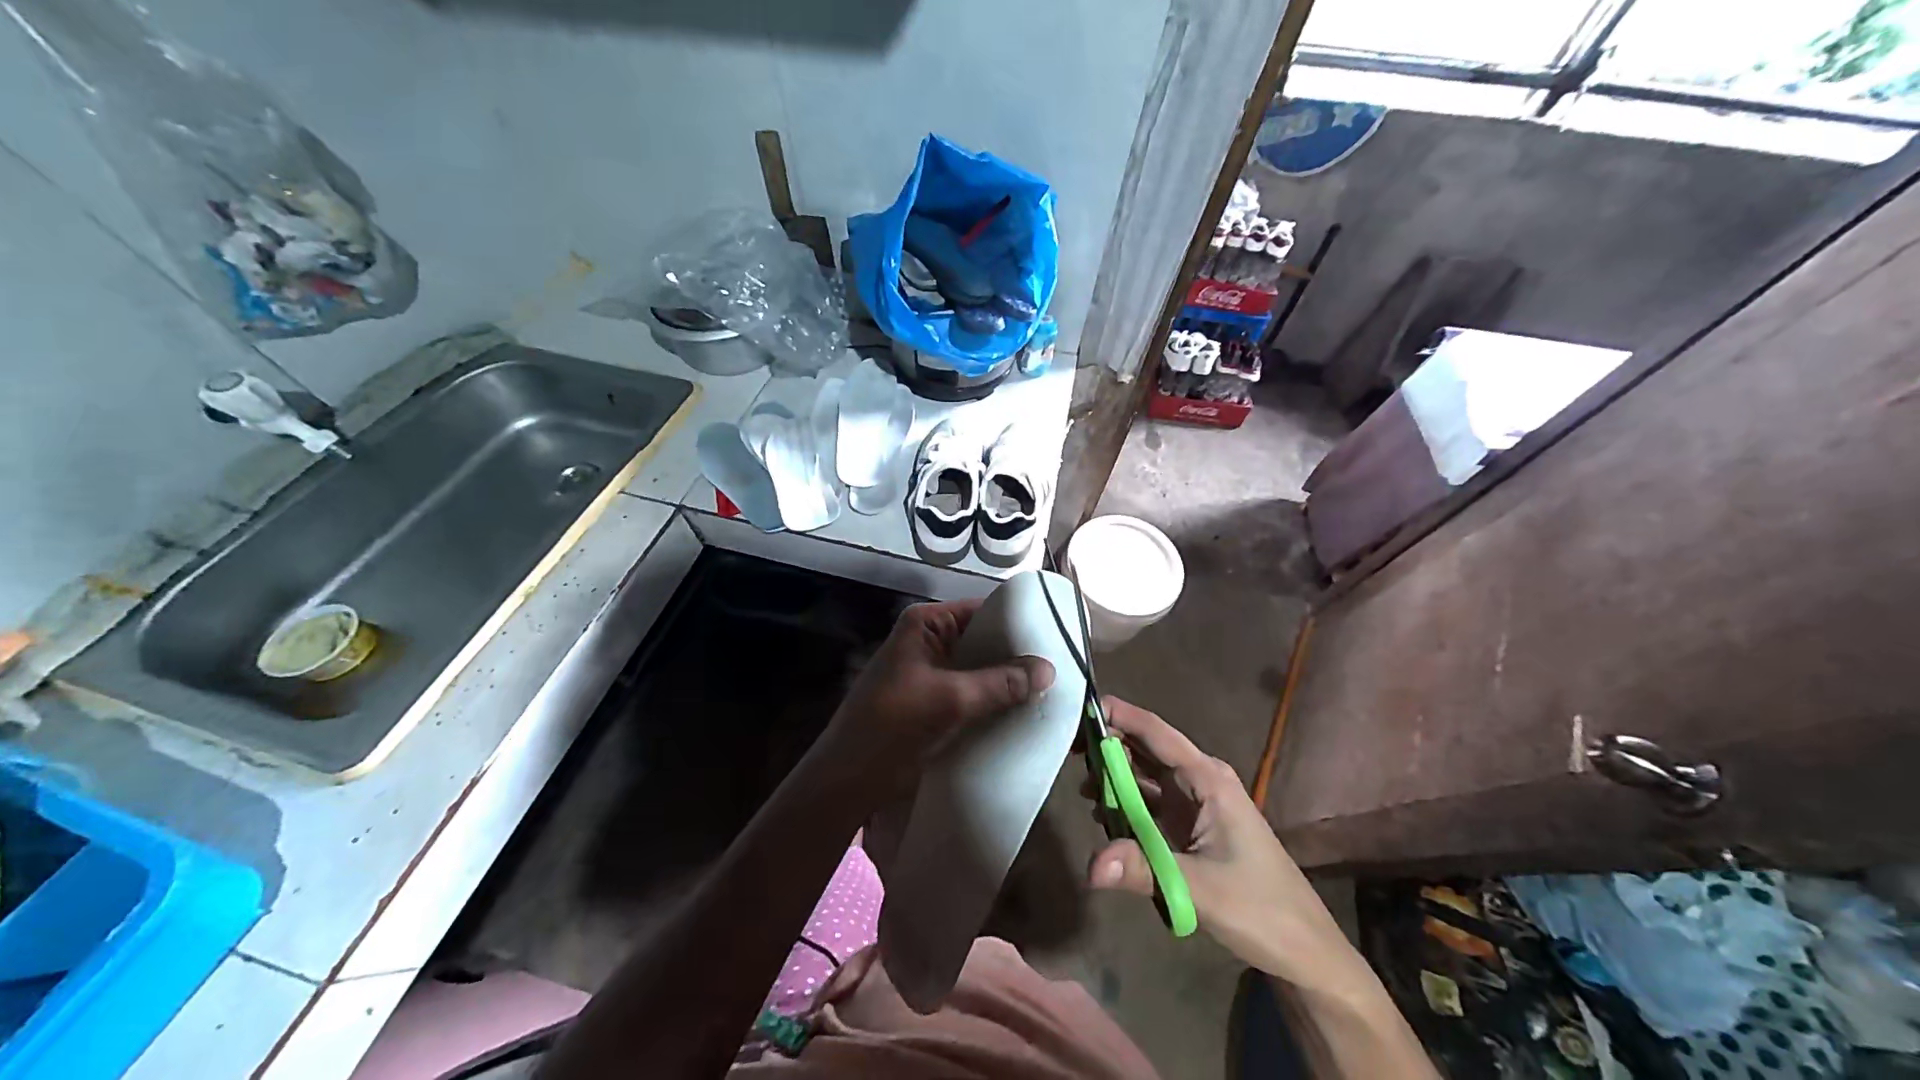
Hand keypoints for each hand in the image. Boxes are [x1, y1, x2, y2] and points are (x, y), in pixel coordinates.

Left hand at [824, 600, 1054, 788]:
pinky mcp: (934, 703)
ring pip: (981, 670)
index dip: (1019, 622)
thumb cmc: (892, 727)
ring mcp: (931, 674)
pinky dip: (995, 702)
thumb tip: (1048, 669)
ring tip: (1053, 692)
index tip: (1058, 638)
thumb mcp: (950, 700)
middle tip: (1063, 669)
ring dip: (1010, 682)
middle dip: (1018, 656)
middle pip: (984, 641)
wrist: (846, 780)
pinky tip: (1025, 712)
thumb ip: (1000, 683)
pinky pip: (973, 694)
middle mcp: (930, 641)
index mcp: (926, 624)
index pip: (982, 610)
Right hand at [1086, 697, 1364, 992]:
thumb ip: (1143, 870)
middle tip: (1066, 749)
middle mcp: (1201, 783)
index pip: (1158, 733)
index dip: (1121, 715)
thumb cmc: (1261, 908)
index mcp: (1209, 780)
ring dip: (1115, 777)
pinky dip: (1125, 804)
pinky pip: (1150, 805)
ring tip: (1079, 783)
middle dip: (1109, 746)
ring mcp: (1196, 806)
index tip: (1083, 706)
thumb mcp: (1199, 888)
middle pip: (1147, 750)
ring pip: (1147, 777)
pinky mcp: (1191, 829)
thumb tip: (1090, 866)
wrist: (1305, 951)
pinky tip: (1102, 816)